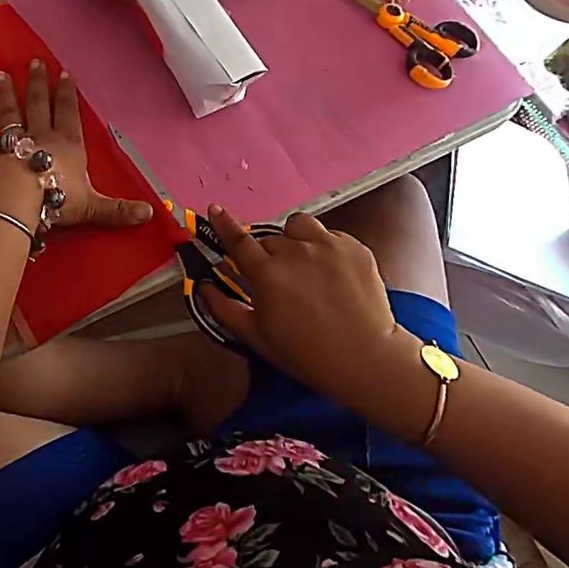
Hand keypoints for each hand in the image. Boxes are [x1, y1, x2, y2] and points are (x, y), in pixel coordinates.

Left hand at [0, 60, 154, 228]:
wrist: (15, 202)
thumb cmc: (54, 199)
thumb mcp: (92, 207)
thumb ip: (117, 210)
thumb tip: (149, 216)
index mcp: (66, 146)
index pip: (68, 114)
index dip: (67, 95)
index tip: (64, 74)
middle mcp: (39, 139)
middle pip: (38, 106)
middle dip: (38, 84)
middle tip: (35, 62)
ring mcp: (9, 145)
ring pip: (8, 115)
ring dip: (6, 95)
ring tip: (2, 75)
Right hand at [196, 205, 423, 416]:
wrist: (366, 358)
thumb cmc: (307, 354)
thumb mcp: (257, 337)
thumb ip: (224, 309)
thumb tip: (202, 287)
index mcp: (267, 274)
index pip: (239, 241)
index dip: (224, 224)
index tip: (216, 209)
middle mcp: (295, 252)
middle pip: (270, 240)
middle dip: (269, 255)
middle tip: (280, 281)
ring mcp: (328, 245)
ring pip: (300, 226)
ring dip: (296, 240)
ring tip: (305, 264)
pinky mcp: (354, 246)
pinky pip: (330, 235)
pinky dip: (326, 248)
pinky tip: (333, 274)